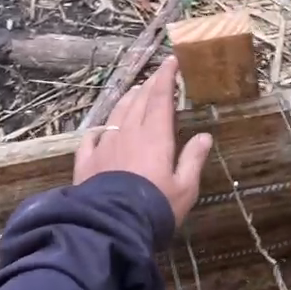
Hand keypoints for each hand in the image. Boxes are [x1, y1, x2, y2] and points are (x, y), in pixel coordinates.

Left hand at [74, 56, 212, 226]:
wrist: (112, 228)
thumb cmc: (155, 208)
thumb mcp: (185, 188)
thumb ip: (193, 159)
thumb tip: (204, 135)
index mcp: (154, 135)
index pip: (160, 97)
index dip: (166, 77)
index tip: (171, 61)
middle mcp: (128, 132)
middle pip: (138, 100)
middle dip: (149, 85)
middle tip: (157, 76)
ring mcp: (104, 145)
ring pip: (116, 113)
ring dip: (127, 99)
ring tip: (135, 92)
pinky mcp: (85, 162)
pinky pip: (91, 138)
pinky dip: (99, 129)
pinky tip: (101, 129)